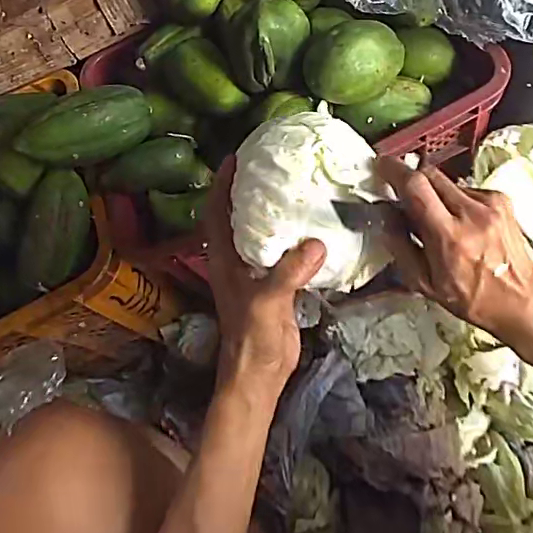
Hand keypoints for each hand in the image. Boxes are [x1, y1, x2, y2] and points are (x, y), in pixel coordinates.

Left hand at [201, 161, 325, 389]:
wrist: (260, 374)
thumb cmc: (253, 337)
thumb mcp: (267, 301)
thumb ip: (288, 272)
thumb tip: (315, 243)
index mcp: (224, 259)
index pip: (217, 213)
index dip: (222, 185)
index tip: (234, 158)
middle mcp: (235, 260)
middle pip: (236, 217)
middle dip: (246, 190)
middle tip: (268, 165)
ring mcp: (254, 273)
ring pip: (259, 234)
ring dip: (270, 212)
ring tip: (291, 187)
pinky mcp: (274, 285)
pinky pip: (281, 253)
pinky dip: (292, 237)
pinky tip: (312, 227)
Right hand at [374, 156, 532, 339]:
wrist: (523, 300)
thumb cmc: (472, 297)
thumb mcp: (424, 283)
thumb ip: (398, 245)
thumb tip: (384, 214)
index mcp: (449, 237)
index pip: (416, 187)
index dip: (394, 170)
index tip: (381, 165)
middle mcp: (472, 214)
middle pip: (430, 174)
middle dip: (411, 180)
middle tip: (404, 195)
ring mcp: (490, 204)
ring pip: (447, 181)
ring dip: (434, 193)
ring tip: (438, 219)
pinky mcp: (501, 199)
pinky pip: (465, 188)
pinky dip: (455, 200)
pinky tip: (461, 222)